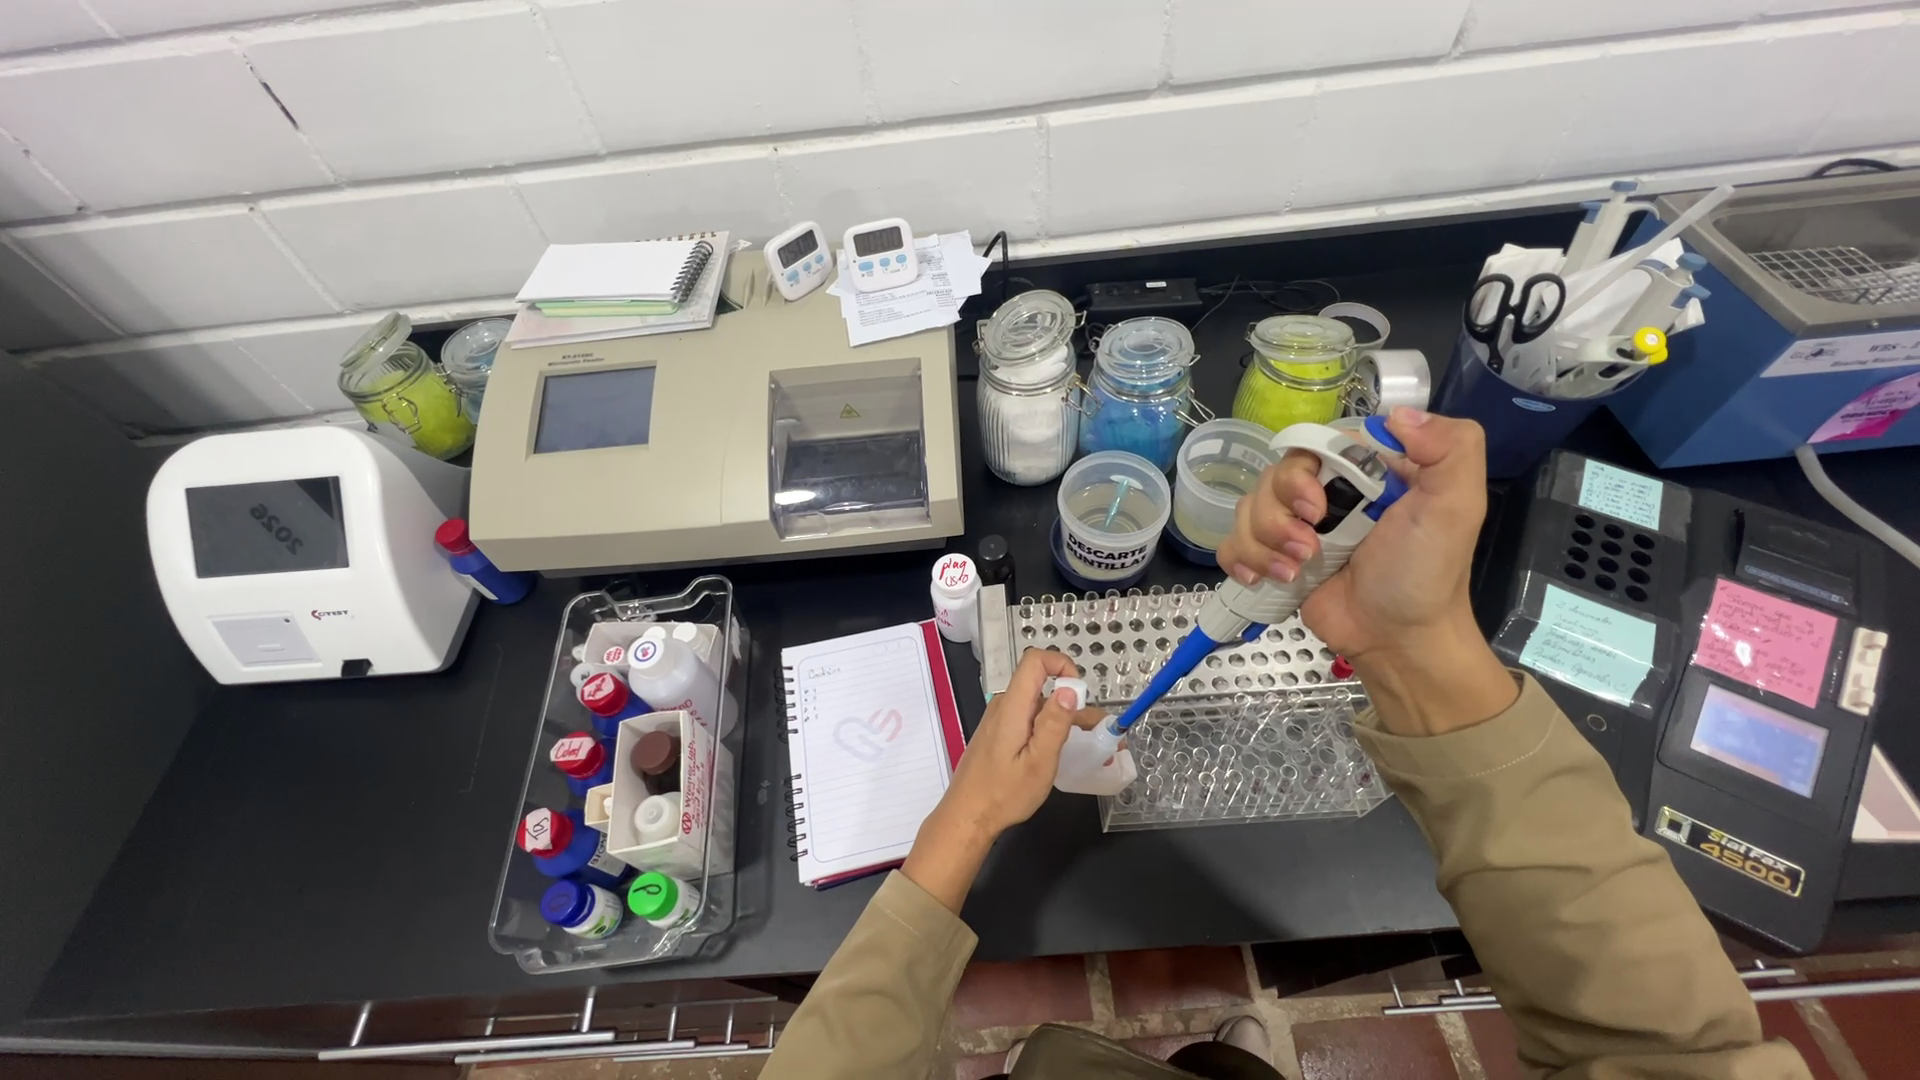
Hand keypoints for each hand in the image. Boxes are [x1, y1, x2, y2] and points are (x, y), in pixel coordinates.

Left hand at [902, 648, 1105, 910]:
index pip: (1035, 661)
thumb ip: (1054, 723)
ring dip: (1063, 718)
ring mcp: (999, 718)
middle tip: (1099, 731)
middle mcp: (1004, 705)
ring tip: (1090, 743)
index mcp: (1013, 706)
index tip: (1081, 694)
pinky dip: (1048, 727)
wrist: (968, 815)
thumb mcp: (1039, 762)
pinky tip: (1061, 749)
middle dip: (1073, 703)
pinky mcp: (998, 732)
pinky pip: (1027, 718)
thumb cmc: (1005, 793)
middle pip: (1041, 686)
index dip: (1061, 664)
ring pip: (1037, 704)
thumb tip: (1069, 689)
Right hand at [1215, 408, 1516, 734]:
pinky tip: (1261, 579)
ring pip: (1246, 511)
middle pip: (1271, 478)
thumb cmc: (1424, 573)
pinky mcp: (1272, 560)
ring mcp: (1294, 528)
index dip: (1301, 472)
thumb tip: (1398, 414)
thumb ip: (1452, 448)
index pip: (1311, 445)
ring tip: (1295, 572)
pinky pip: (1232, 544)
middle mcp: (1324, 494)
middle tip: (1308, 548)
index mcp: (1362, 473)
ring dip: (1262, 544)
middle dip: (1278, 516)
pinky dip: (1240, 561)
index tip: (1316, 505)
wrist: (1397, 639)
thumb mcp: (1457, 506)